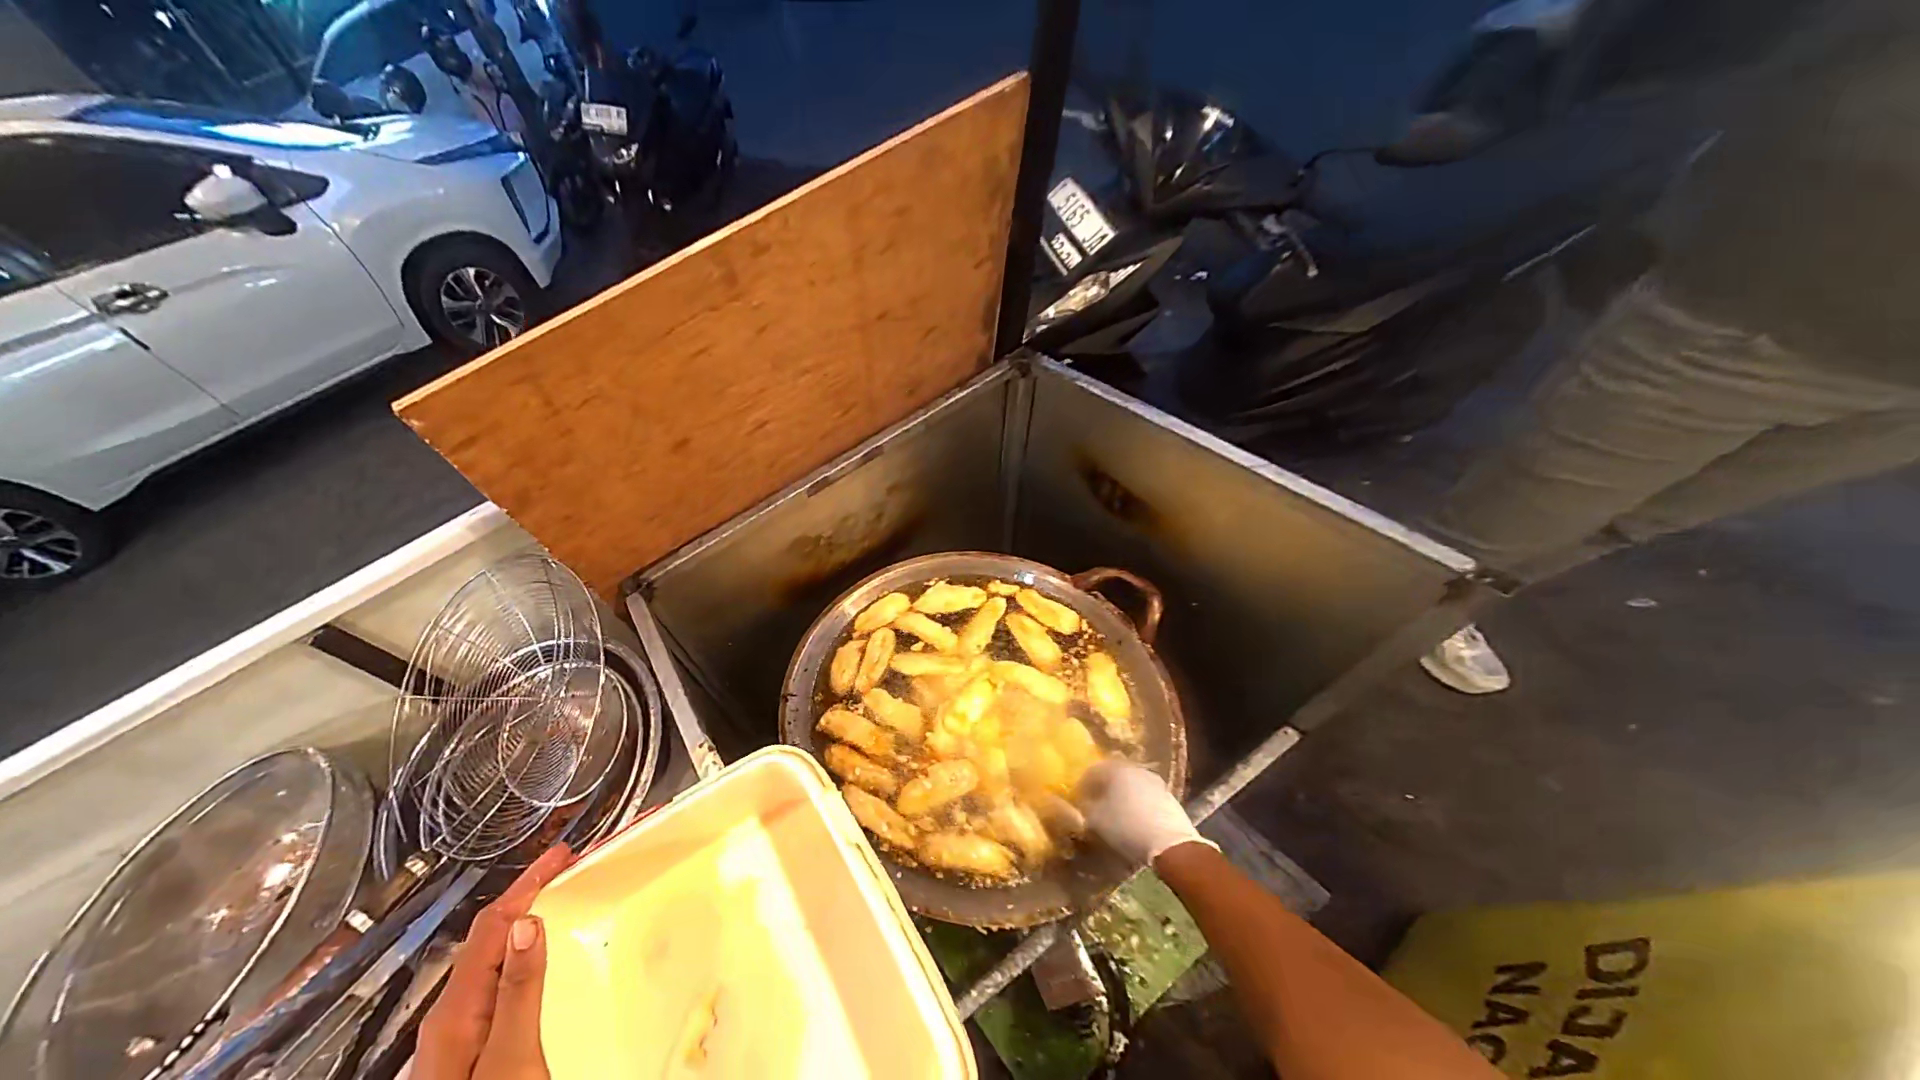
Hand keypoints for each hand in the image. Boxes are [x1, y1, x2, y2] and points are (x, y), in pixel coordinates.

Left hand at [413, 845, 575, 1079]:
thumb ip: (518, 991)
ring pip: (493, 956)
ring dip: (526, 919)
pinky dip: (524, 950)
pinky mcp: (473, 1044)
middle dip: (528, 894)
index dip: (528, 882)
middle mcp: (452, 1013)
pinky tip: (542, 955)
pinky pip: (499, 979)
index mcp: (457, 1009)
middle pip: (490, 936)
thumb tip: (528, 922)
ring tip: (560, 897)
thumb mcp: (511, 1059)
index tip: (563, 853)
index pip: (494, 926)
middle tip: (569, 868)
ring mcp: (460, 1031)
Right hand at [1076, 759, 1214, 865]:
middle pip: (1113, 776)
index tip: (1078, 800)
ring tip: (1115, 815)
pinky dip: (1137, 805)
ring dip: (1121, 797)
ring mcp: (1154, 782)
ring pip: (1131, 786)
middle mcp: (1136, 769)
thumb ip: (1086, 808)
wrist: (1171, 845)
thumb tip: (1084, 804)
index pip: (1092, 771)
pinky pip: (1145, 797)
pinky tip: (1134, 820)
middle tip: (1095, 805)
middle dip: (1103, 789)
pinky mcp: (1168, 797)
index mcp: (1116, 769)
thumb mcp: (1096, 821)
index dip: (1082, 786)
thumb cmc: (1127, 828)